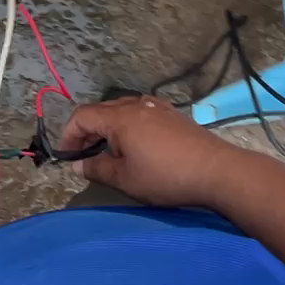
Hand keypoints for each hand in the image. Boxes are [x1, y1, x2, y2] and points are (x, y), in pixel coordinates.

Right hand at [59, 96, 242, 207]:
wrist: (218, 171)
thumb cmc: (166, 176)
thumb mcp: (126, 179)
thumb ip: (96, 169)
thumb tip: (77, 165)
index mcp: (119, 117)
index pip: (82, 117)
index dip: (68, 135)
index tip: (66, 157)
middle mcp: (134, 104)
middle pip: (99, 111)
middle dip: (86, 132)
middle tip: (83, 156)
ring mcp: (155, 107)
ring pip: (119, 110)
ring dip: (106, 128)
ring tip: (107, 151)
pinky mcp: (171, 114)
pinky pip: (138, 113)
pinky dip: (126, 125)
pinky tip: (134, 145)